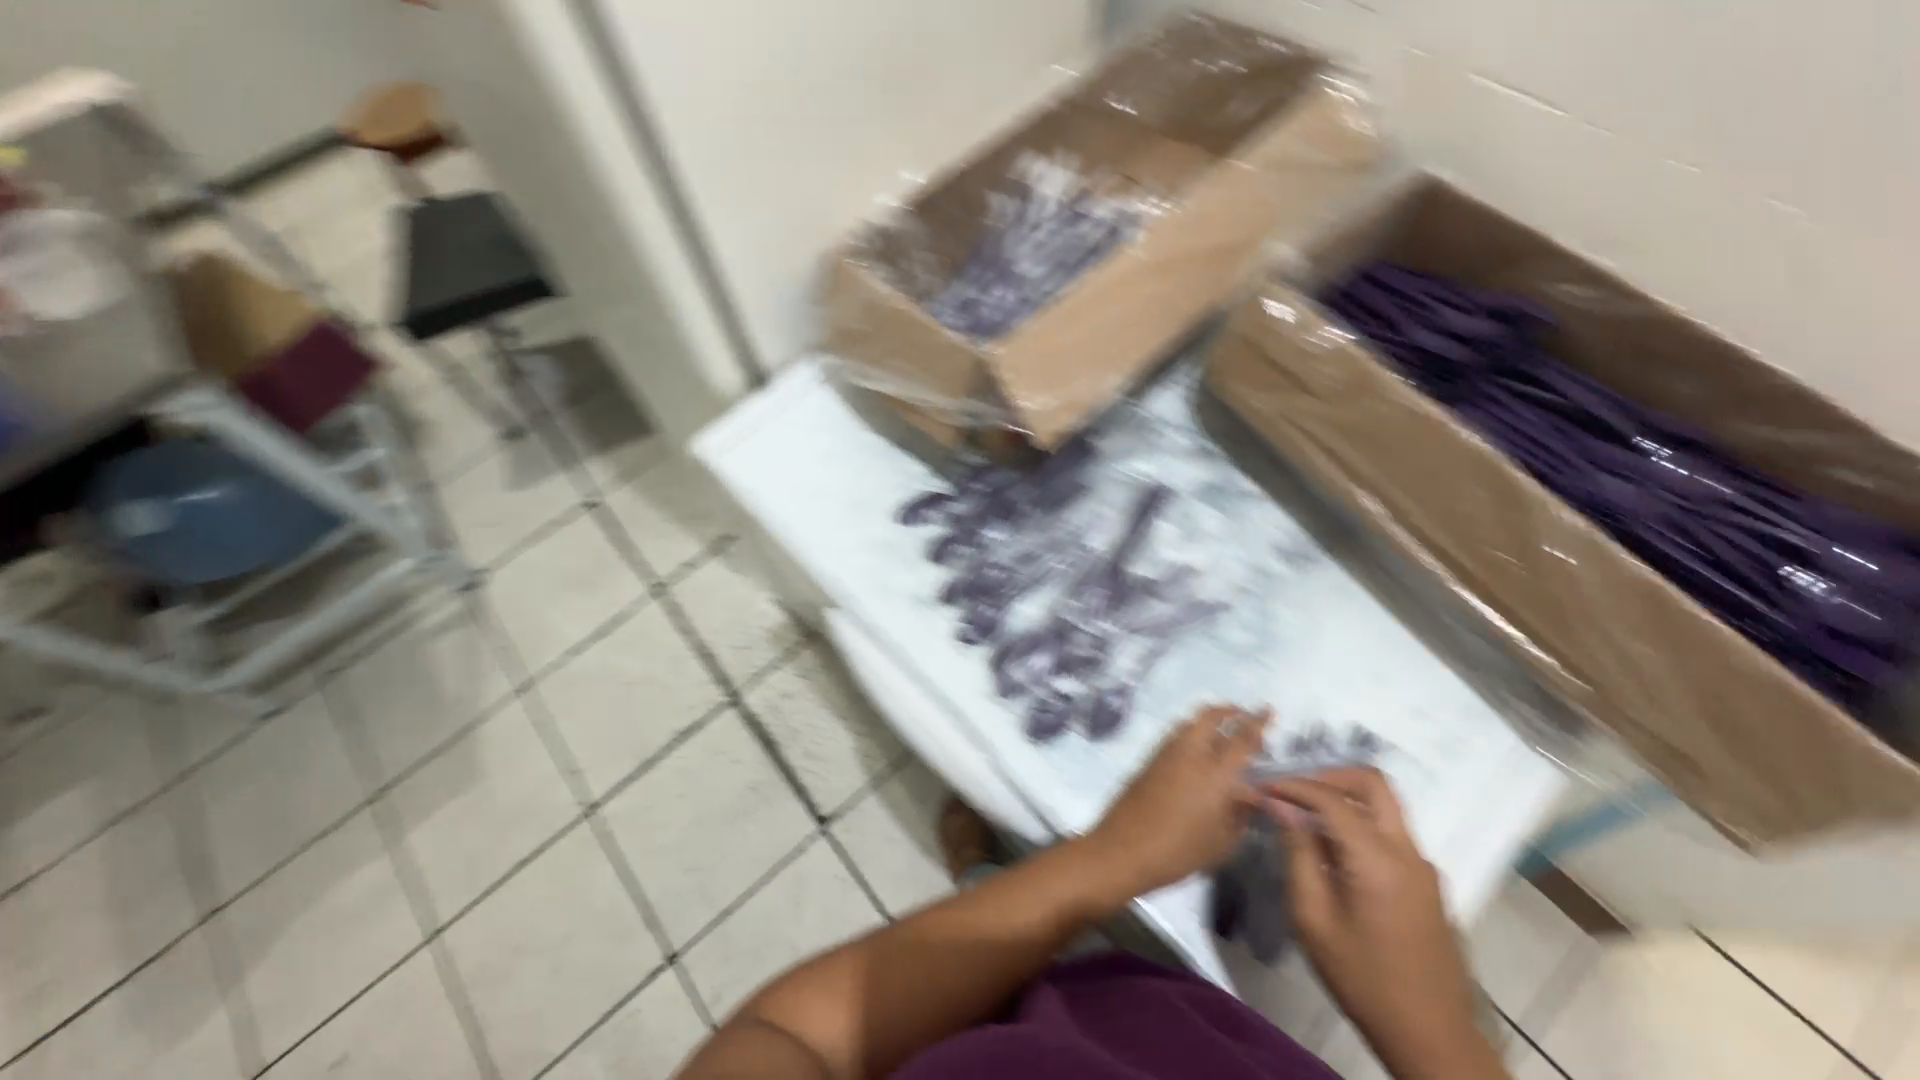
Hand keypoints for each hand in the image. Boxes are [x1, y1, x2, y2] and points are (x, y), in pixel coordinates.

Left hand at [1078, 705, 1269, 906]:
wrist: (1121, 851)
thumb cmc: (1178, 852)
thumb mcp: (1222, 841)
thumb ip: (1241, 814)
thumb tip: (1252, 796)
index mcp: (1215, 773)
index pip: (1243, 738)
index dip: (1258, 723)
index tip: (1268, 711)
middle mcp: (1190, 754)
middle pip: (1210, 716)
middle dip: (1229, 711)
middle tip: (1243, 719)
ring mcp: (1164, 754)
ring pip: (1189, 723)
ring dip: (1208, 722)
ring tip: (1222, 736)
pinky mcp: (1147, 761)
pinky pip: (1174, 737)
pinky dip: (1190, 734)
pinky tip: (1197, 755)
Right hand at [1262, 769, 1503, 1079]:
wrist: (1429, 1032)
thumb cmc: (1362, 979)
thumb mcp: (1313, 919)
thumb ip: (1298, 855)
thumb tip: (1282, 808)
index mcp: (1378, 859)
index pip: (1331, 798)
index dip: (1292, 786)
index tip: (1262, 788)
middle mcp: (1407, 851)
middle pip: (1372, 783)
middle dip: (1327, 777)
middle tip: (1290, 792)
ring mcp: (1422, 865)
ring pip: (1384, 805)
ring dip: (1343, 799)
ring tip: (1302, 818)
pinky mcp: (1426, 882)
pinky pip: (1389, 833)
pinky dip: (1358, 824)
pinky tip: (1330, 853)